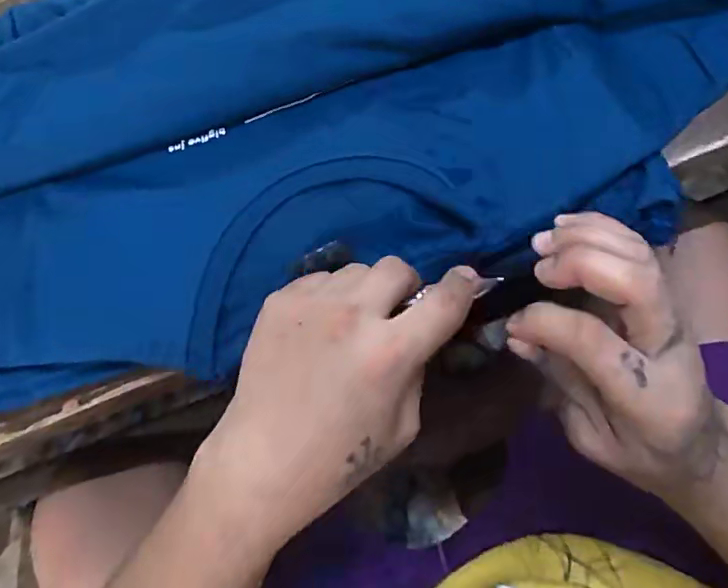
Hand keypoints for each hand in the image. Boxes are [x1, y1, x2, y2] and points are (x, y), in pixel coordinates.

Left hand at [190, 257, 481, 549]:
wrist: (262, 462)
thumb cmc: (340, 458)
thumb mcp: (403, 425)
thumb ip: (417, 368)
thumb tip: (421, 330)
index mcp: (390, 352)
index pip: (443, 300)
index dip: (462, 284)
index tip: (466, 277)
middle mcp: (354, 315)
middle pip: (397, 266)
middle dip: (406, 286)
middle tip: (395, 312)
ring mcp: (313, 301)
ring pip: (358, 269)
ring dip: (365, 291)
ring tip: (350, 322)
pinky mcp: (280, 298)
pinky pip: (322, 278)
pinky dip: (330, 296)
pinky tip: (317, 328)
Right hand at [504, 213, 727, 502]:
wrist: (700, 443)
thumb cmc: (642, 448)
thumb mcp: (593, 438)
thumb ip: (558, 384)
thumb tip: (516, 334)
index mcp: (651, 397)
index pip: (596, 341)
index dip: (547, 322)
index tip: (515, 322)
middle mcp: (670, 343)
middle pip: (634, 282)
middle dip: (579, 262)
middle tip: (538, 267)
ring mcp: (673, 310)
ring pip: (639, 254)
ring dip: (587, 235)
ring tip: (545, 240)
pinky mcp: (665, 289)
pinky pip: (636, 244)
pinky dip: (599, 225)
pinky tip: (564, 224)